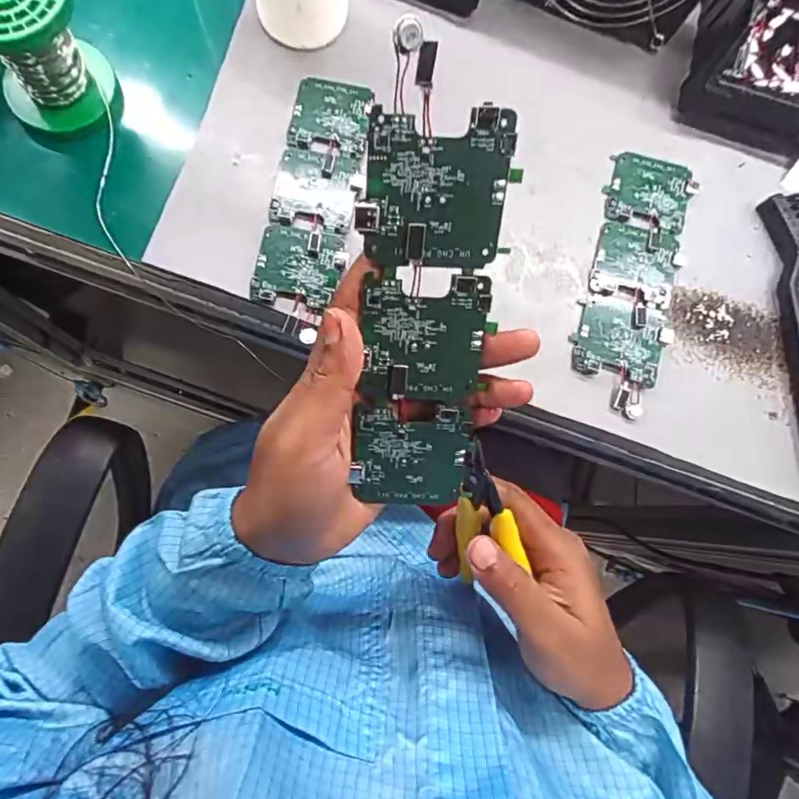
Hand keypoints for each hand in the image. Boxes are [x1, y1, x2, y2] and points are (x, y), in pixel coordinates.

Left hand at [232, 258, 540, 564]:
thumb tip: (343, 319)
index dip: (381, 285)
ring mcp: (381, 422)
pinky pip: (436, 428)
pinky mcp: (397, 451)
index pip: (356, 318)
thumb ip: (329, 381)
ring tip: (516, 378)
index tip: (411, 255)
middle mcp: (360, 392)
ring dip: (474, 382)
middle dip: (460, 342)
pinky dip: (464, 418)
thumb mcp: (304, 433)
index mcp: (331, 378)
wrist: (287, 543)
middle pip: (415, 354)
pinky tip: (492, 411)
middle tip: (507, 335)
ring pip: (434, 390)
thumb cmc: (282, 488)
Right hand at [427, 478, 631, 709]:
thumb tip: (476, 545)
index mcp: (557, 547)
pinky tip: (460, 573)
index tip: (444, 529)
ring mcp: (541, 555)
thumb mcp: (542, 628)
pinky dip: (471, 554)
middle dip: (460, 523)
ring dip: (462, 539)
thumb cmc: (578, 662)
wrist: (600, 690)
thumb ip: (510, 585)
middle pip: (496, 510)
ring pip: (491, 527)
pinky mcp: (531, 570)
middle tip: (438, 554)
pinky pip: (495, 547)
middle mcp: (550, 542)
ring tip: (445, 567)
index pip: (511, 500)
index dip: (473, 501)